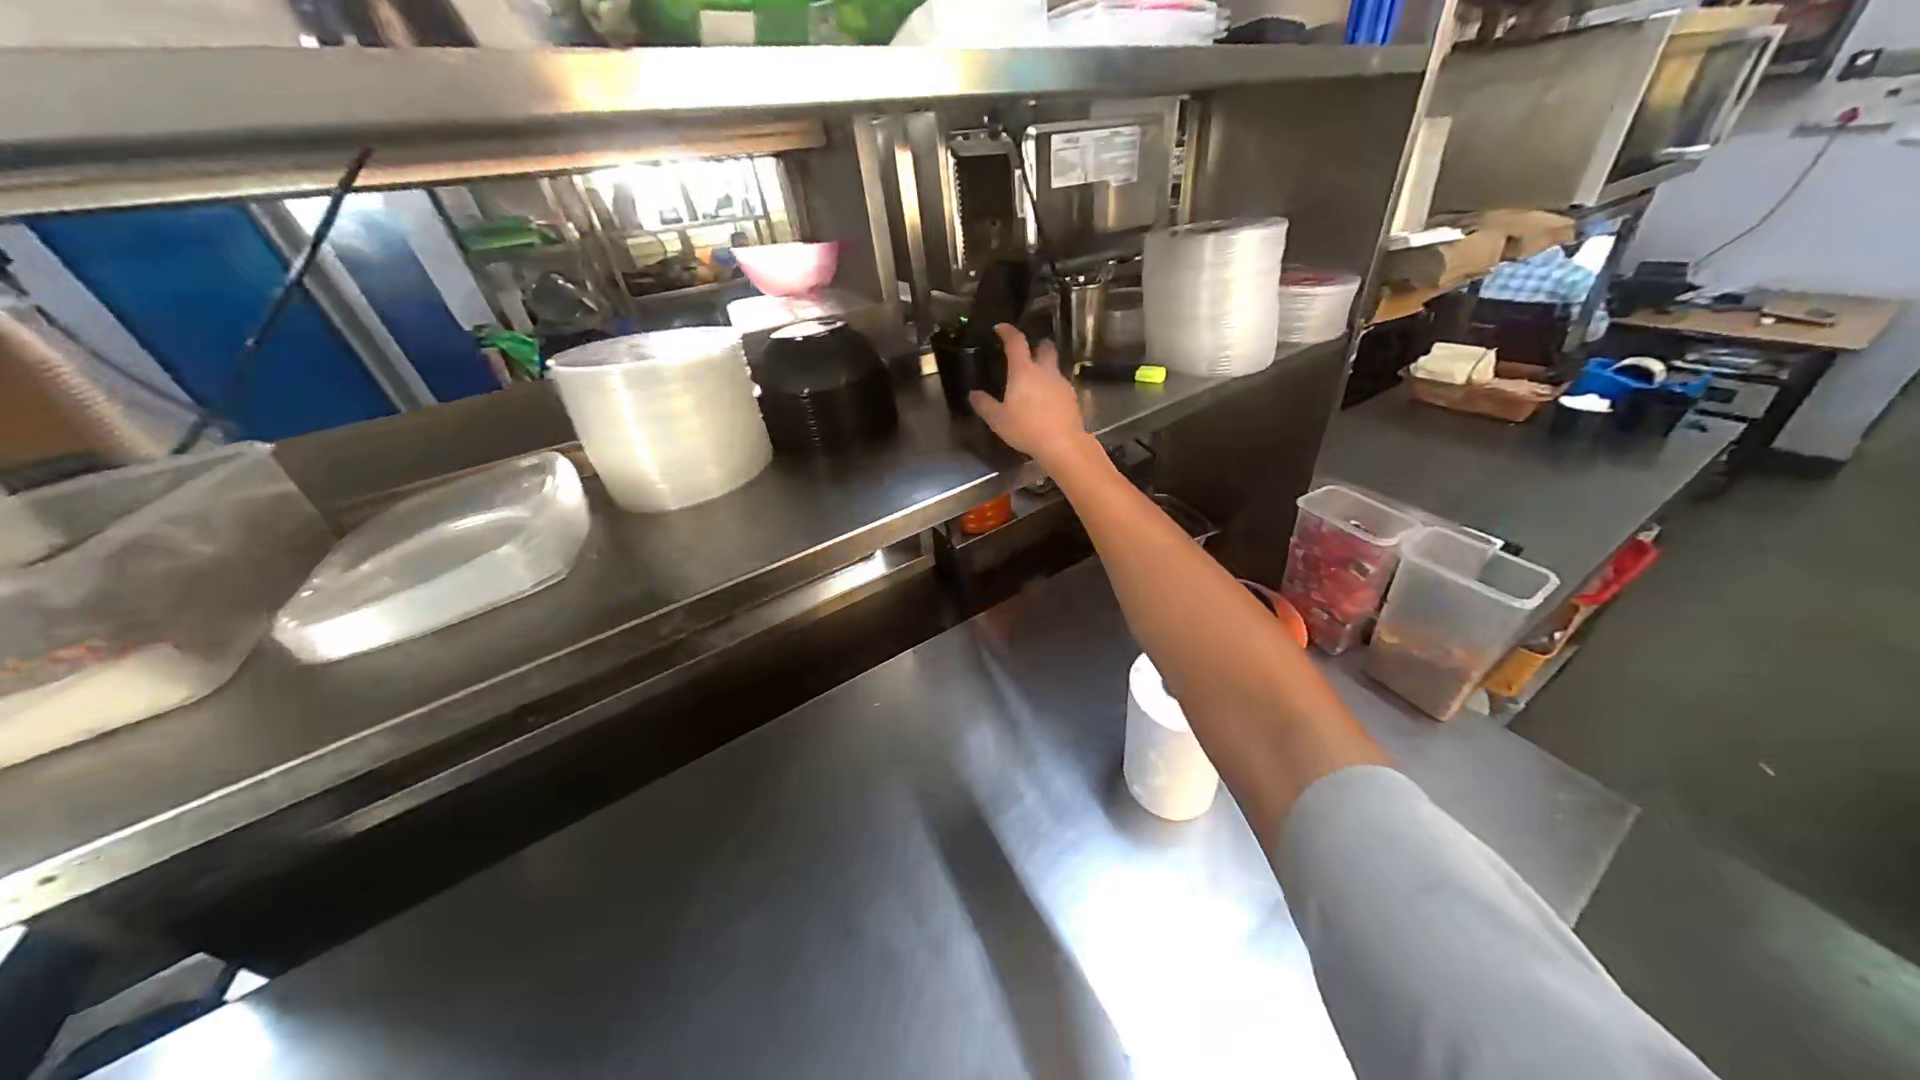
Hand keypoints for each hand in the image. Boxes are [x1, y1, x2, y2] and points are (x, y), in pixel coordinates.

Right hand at [970, 324, 1090, 465]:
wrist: (1063, 444)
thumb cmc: (1026, 428)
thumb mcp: (998, 420)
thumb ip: (984, 405)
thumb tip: (973, 394)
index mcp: (1024, 371)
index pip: (1016, 342)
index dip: (1008, 331)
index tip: (1001, 328)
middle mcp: (1045, 371)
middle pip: (1045, 348)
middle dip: (1038, 346)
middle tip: (1029, 352)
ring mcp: (1062, 383)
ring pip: (1054, 368)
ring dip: (1046, 370)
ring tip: (1036, 384)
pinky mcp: (1072, 398)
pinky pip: (1061, 386)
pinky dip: (1053, 388)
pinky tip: (1047, 403)